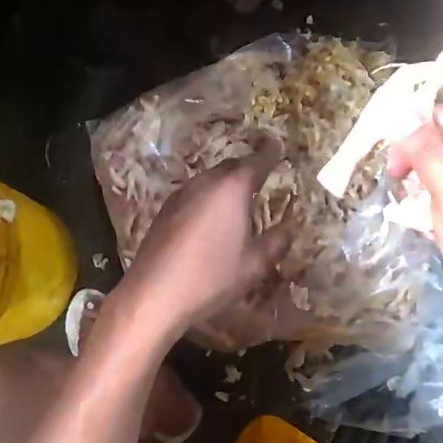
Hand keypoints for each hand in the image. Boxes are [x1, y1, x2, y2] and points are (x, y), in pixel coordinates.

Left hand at [122, 138, 286, 332]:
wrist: (154, 295)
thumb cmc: (212, 278)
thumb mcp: (255, 265)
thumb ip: (276, 242)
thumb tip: (289, 229)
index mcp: (232, 190)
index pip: (257, 161)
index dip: (270, 152)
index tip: (279, 146)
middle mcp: (205, 184)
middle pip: (231, 166)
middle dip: (248, 167)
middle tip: (264, 173)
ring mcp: (181, 195)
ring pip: (211, 179)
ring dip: (228, 182)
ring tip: (242, 196)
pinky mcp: (165, 211)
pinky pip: (196, 193)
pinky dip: (211, 196)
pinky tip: (215, 217)